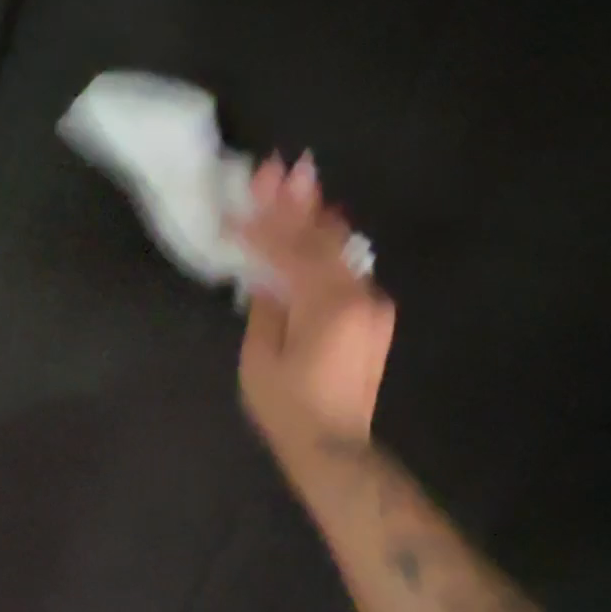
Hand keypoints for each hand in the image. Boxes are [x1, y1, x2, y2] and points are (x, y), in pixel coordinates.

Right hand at [237, 154, 396, 454]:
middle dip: (297, 203)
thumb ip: (267, 308)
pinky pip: (346, 269)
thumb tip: (269, 277)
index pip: (290, 252)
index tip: (239, 204)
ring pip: (340, 250)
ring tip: (299, 180)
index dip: (262, 227)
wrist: (334, 445)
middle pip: (322, 239)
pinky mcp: (371, 316)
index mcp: (329, 305)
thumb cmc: (287, 406)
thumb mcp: (261, 359)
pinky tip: (320, 222)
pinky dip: (327, 245)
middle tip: (279, 166)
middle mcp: (359, 295)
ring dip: (315, 216)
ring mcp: (371, 305)